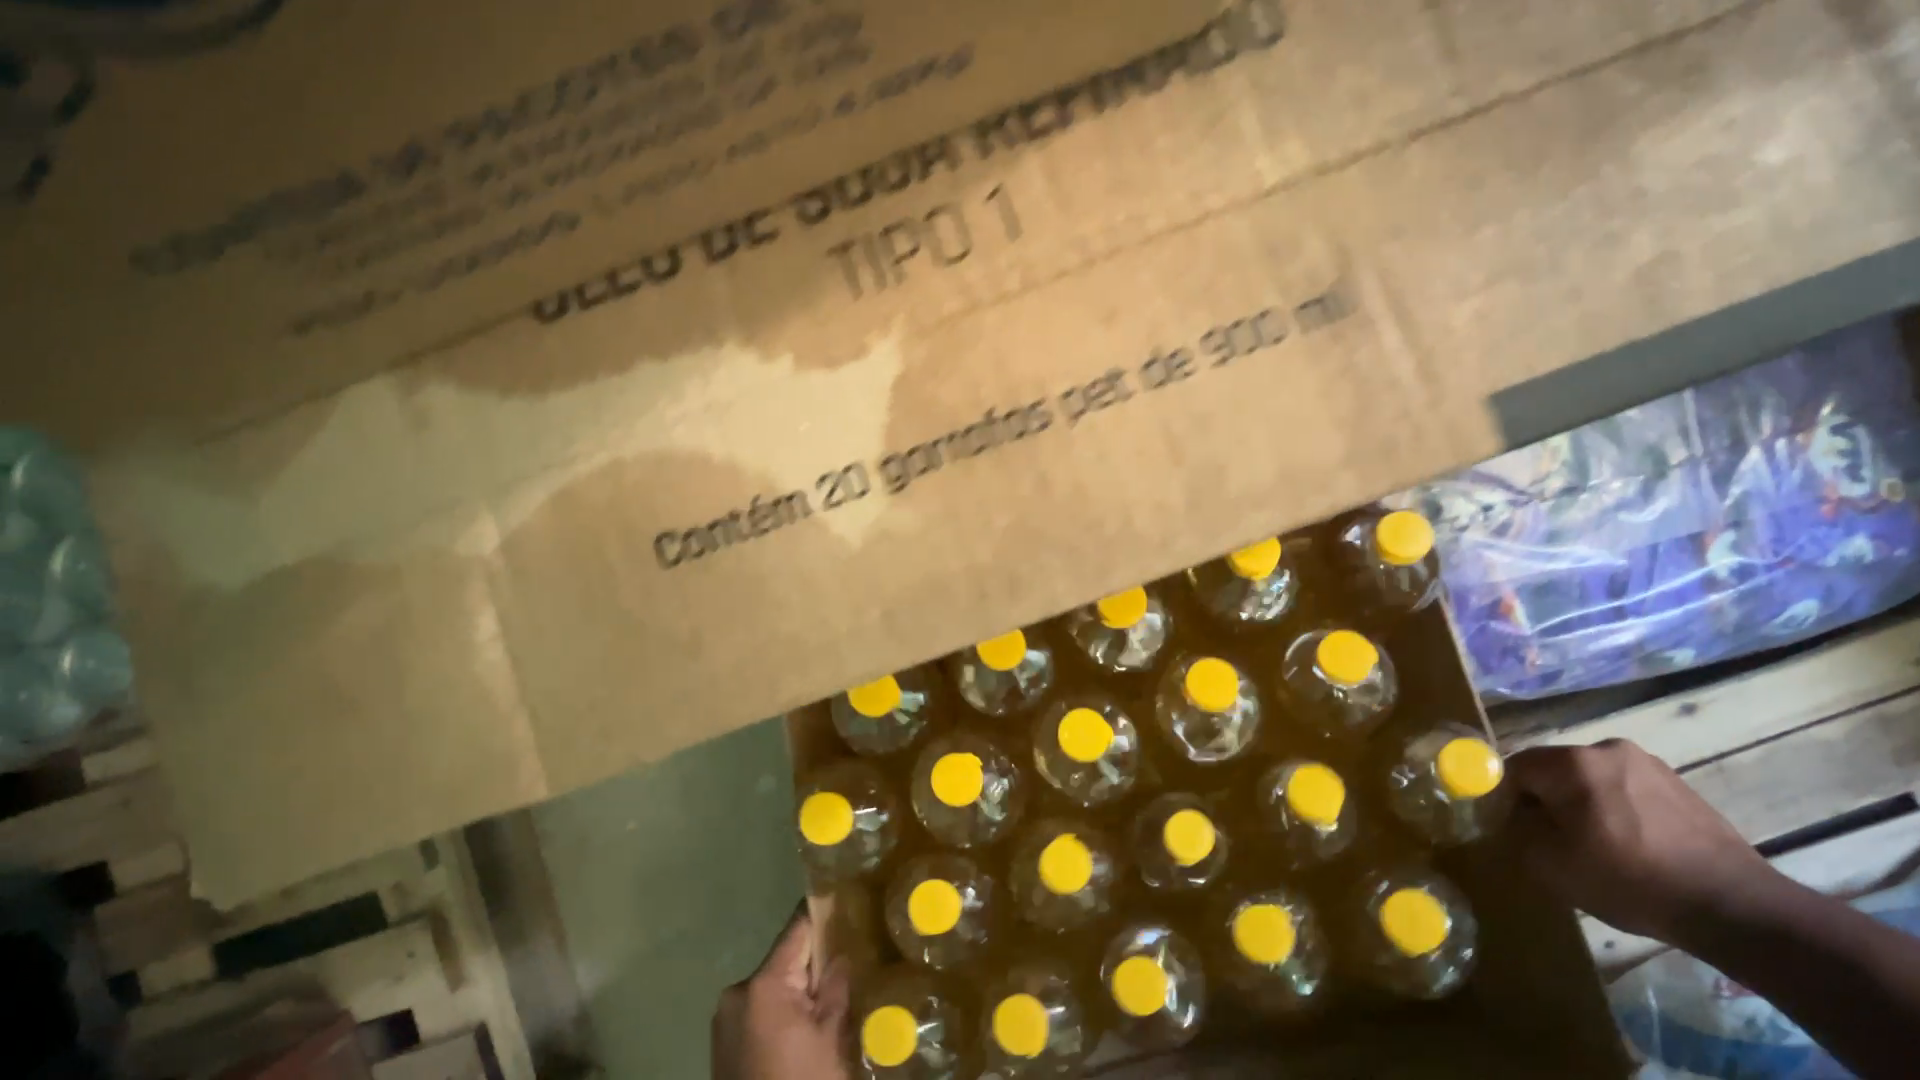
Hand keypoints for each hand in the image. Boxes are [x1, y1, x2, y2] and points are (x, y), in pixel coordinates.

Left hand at [712, 905, 850, 1079]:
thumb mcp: (830, 1040)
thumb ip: (835, 990)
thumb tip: (840, 956)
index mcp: (764, 984)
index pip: (797, 931)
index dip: (821, 914)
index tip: (843, 895)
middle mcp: (737, 991)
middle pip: (784, 961)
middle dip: (813, 963)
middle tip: (847, 962)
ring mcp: (724, 1018)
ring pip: (771, 988)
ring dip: (797, 990)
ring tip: (828, 1001)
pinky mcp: (721, 1041)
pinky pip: (757, 1010)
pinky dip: (779, 1012)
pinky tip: (801, 1028)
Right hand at [1506, 740, 1774, 947]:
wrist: (1732, 905)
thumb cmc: (1629, 880)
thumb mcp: (1549, 864)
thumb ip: (1516, 830)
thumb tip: (1514, 817)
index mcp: (1570, 762)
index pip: (1512, 768)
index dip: (1503, 799)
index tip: (1509, 830)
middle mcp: (1606, 748)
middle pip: (1553, 770)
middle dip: (1543, 800)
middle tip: (1547, 840)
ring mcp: (1647, 763)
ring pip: (1589, 779)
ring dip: (1580, 804)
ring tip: (1592, 845)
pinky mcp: (1677, 783)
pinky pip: (1624, 789)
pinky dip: (1614, 809)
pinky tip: (1627, 844)